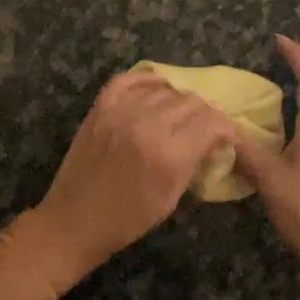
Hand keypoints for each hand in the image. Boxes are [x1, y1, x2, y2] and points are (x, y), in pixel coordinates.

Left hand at [26, 72, 238, 277]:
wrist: (75, 220)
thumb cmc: (128, 219)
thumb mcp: (171, 198)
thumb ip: (194, 162)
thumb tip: (212, 141)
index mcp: (169, 155)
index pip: (211, 122)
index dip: (225, 128)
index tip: (225, 137)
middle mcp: (147, 125)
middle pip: (191, 102)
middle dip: (205, 115)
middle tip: (204, 128)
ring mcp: (120, 112)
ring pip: (164, 89)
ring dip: (178, 100)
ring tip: (179, 115)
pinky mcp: (100, 107)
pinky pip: (129, 80)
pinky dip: (147, 82)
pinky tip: (157, 91)